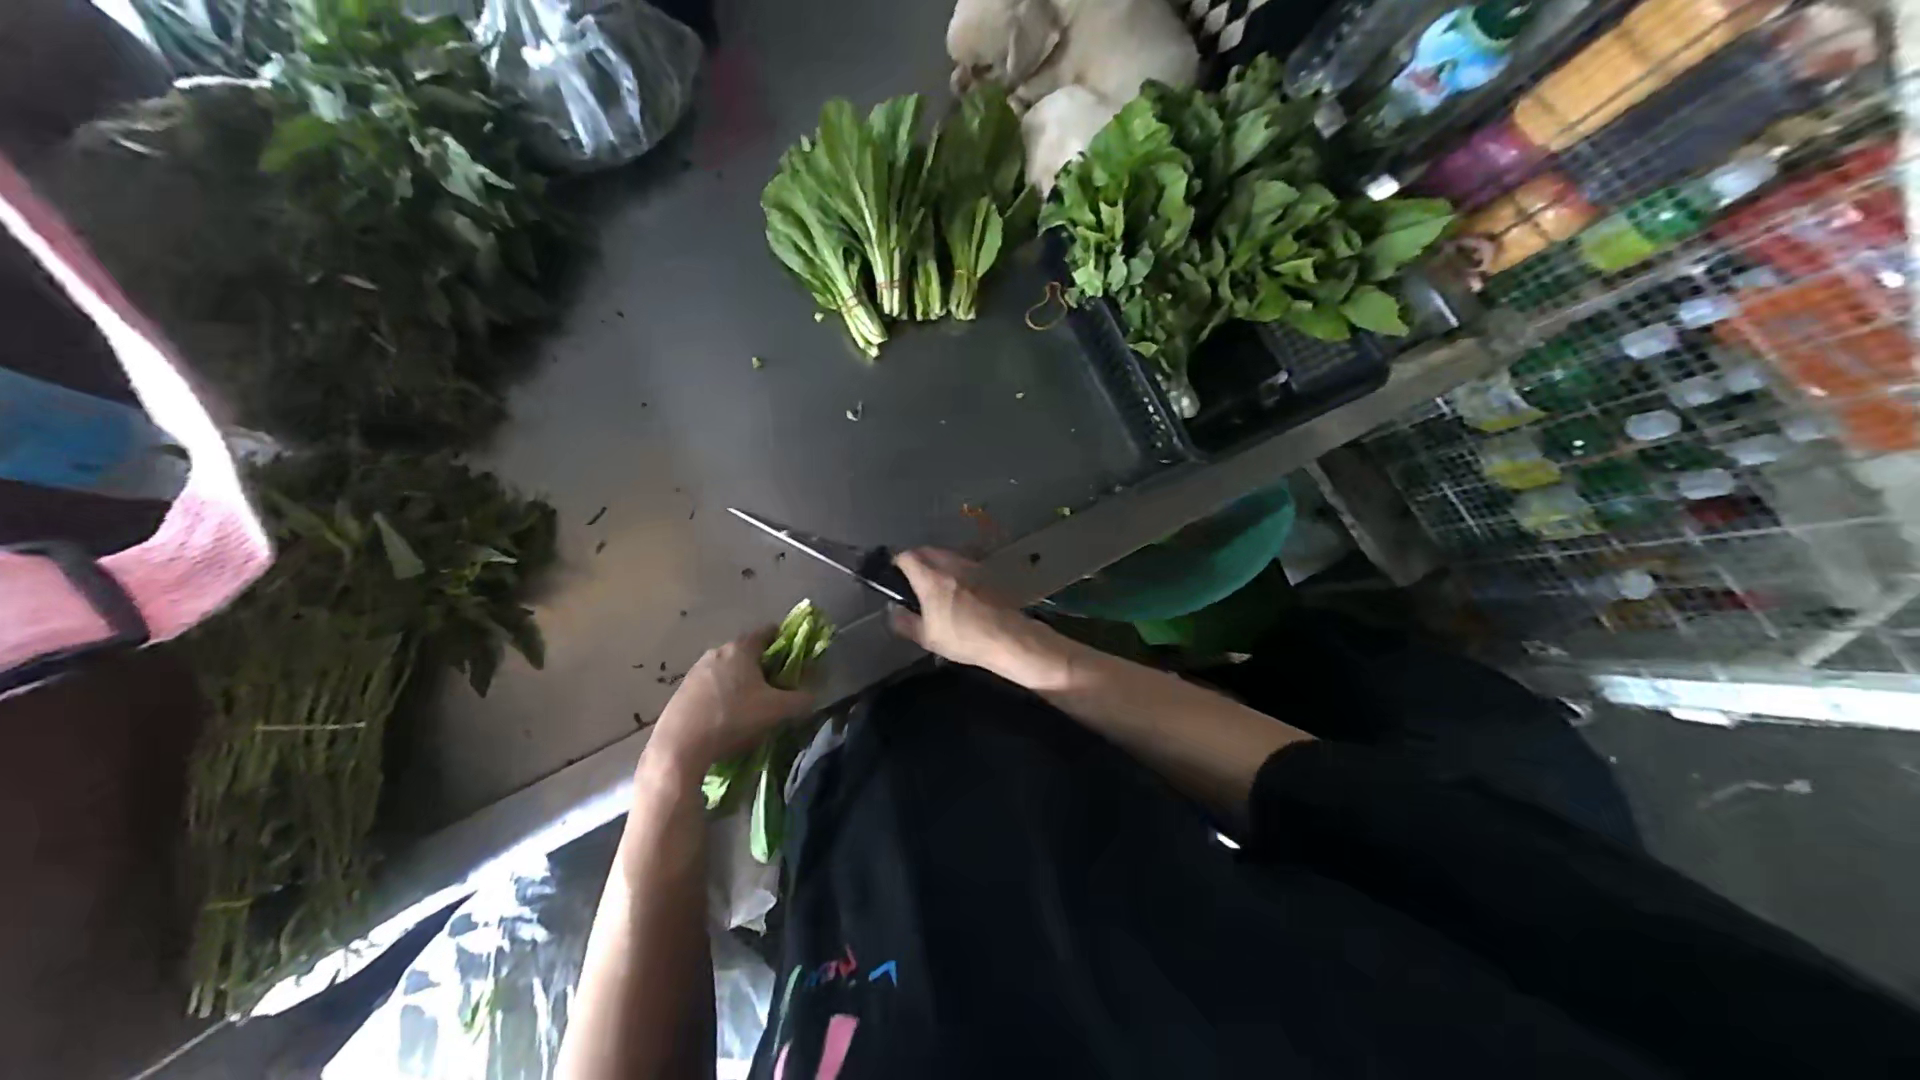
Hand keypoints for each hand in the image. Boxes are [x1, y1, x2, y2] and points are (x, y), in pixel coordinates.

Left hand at [647, 627, 814, 775]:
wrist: (679, 747)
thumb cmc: (733, 719)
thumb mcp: (776, 711)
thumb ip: (801, 700)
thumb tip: (812, 696)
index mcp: (741, 649)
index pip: (768, 631)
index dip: (785, 641)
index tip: (795, 657)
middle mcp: (717, 652)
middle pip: (748, 652)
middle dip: (764, 666)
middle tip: (777, 687)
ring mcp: (696, 670)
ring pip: (728, 669)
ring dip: (742, 682)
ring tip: (752, 706)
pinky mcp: (682, 690)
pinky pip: (712, 686)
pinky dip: (723, 694)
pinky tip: (727, 717)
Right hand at [888, 548, 1068, 685]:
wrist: (1007, 636)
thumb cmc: (964, 638)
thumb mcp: (927, 638)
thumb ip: (904, 622)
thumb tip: (893, 610)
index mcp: (931, 579)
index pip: (907, 556)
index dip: (897, 562)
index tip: (894, 572)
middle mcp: (950, 565)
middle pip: (927, 550)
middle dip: (916, 559)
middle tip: (912, 577)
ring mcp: (971, 565)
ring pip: (946, 554)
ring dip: (936, 561)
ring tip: (934, 581)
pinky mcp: (987, 571)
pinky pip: (963, 562)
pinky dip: (955, 568)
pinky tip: (958, 586)